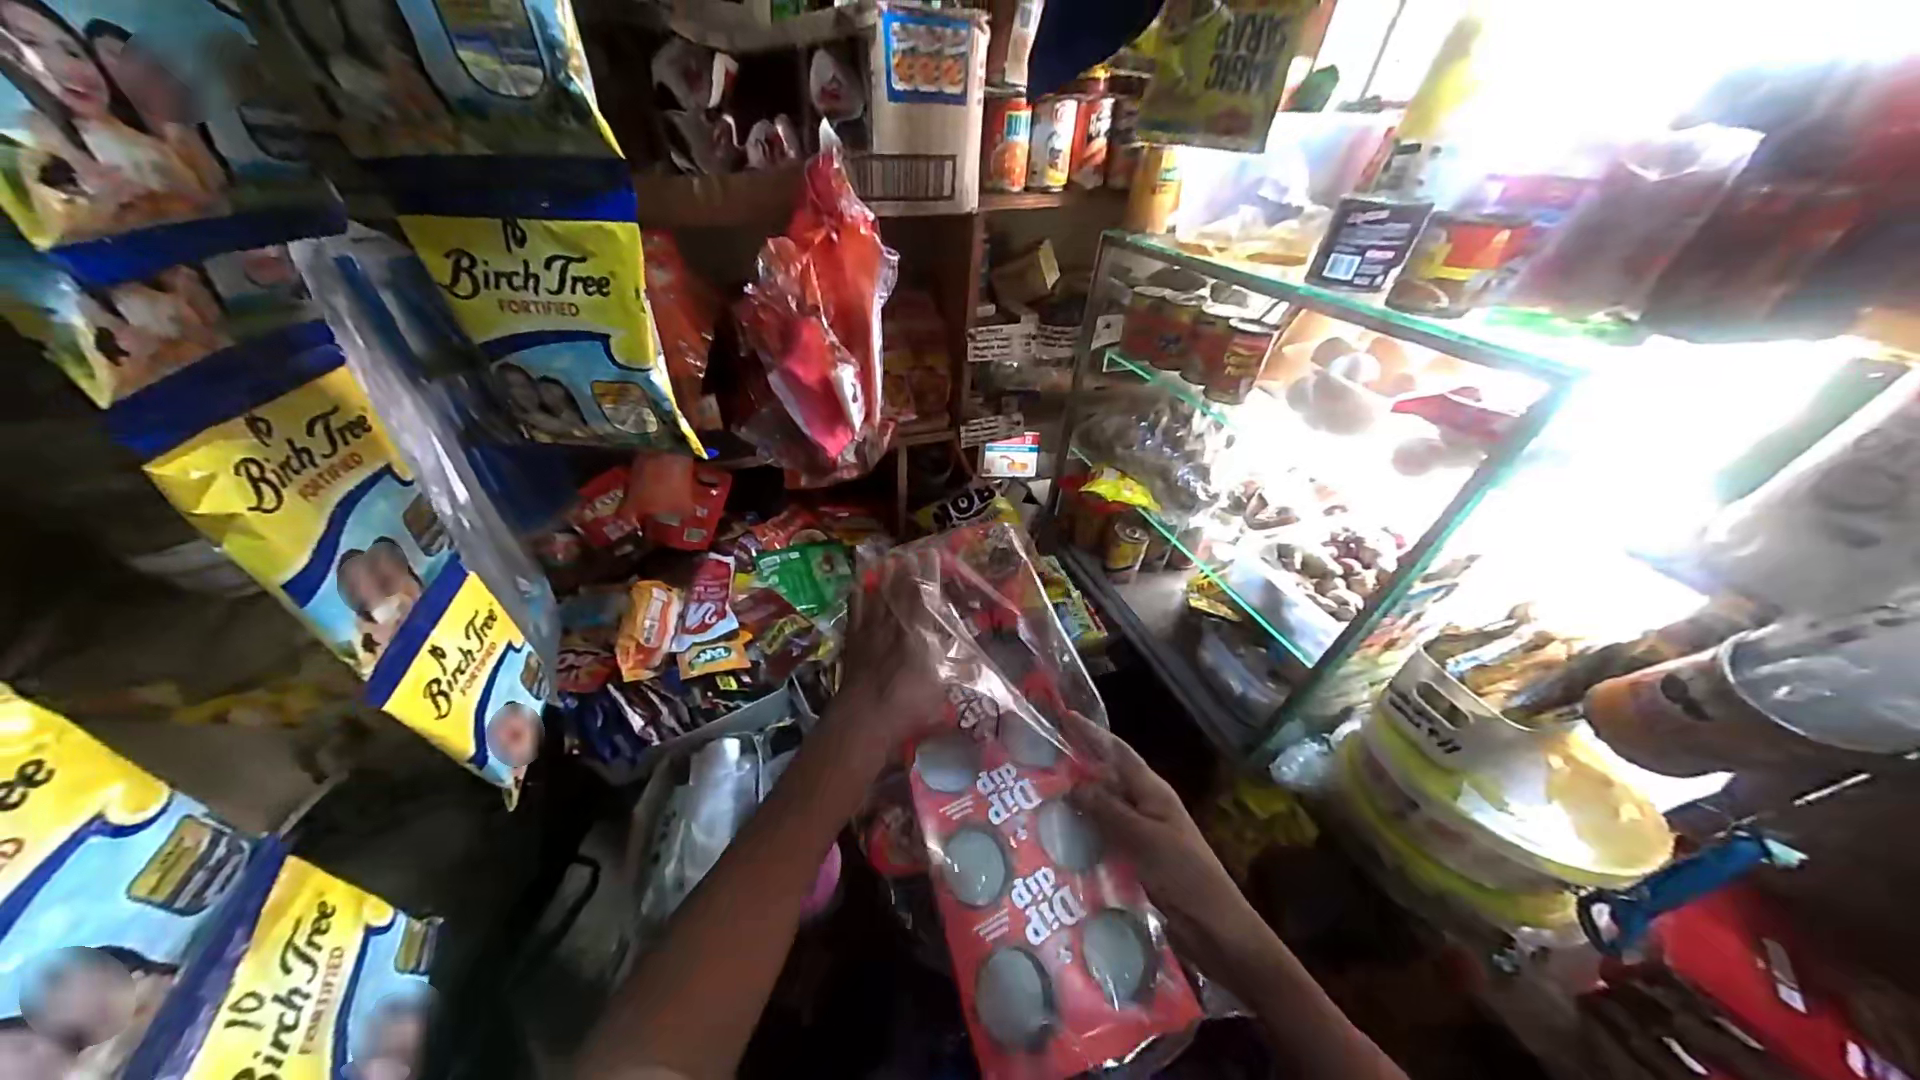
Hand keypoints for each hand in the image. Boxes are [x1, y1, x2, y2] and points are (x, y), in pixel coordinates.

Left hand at [821, 570, 945, 767]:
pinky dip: (856, 597)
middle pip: (900, 590)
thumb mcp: (943, 688)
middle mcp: (895, 624)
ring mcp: (870, 631)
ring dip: (882, 577)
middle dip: (906, 570)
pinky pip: (854, 612)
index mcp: (919, 631)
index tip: (931, 553)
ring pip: (877, 596)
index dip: (928, 573)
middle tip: (909, 551)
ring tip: (886, 560)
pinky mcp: (853, 642)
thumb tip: (975, 661)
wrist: (864, 718)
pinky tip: (856, 585)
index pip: (925, 595)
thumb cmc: (909, 705)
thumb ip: (957, 670)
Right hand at [1064, 712, 1275, 989]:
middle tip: (1041, 759)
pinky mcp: (1137, 860)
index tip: (1065, 717)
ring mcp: (1142, 834)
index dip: (1092, 734)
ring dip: (1077, 802)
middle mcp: (1146, 806)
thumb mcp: (1143, 838)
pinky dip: (1084, 833)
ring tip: (1039, 797)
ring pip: (1103, 808)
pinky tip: (1058, 840)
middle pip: (1108, 777)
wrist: (1216, 928)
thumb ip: (1108, 810)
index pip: (1118, 752)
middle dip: (1078, 765)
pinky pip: (1105, 837)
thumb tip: (1074, 784)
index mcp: (1152, 791)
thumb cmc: (1185, 875)